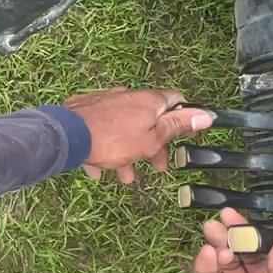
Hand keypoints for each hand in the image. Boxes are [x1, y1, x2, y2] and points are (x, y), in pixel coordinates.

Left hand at [63, 88, 213, 183]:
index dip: (185, 117)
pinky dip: (103, 148)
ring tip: (124, 176)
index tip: (187, 135)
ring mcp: (103, 101)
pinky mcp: (83, 110)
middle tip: (156, 167)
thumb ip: (177, 126)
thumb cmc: (113, 140)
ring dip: (127, 153)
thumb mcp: (152, 139)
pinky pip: (100, 130)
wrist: (67, 136)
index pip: (175, 100)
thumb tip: (205, 114)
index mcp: (147, 100)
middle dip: (154, 144)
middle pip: (148, 119)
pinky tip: (97, 169)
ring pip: (123, 128)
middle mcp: (125, 96)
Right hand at [173, 208, 272, 272]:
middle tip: (222, 219)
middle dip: (235, 240)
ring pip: (223, 270)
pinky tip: (204, 254)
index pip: (270, 264)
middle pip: (245, 263)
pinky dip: (204, 268)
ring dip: (218, 249)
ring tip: (210, 231)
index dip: (260, 240)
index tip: (245, 218)